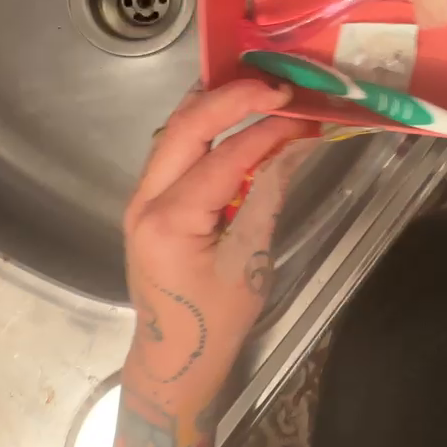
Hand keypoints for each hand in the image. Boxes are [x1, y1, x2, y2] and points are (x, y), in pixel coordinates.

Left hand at [121, 79, 317, 411]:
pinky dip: (206, 123)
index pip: (226, 156)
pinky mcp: (151, 200)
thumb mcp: (252, 260)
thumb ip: (269, 193)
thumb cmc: (216, 319)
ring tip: (258, 87)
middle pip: (186, 126)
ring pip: (175, 129)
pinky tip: (232, 112)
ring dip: (215, 103)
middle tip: (279, 86)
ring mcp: (142, 197)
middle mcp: (146, 200)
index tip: (304, 112)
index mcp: (170, 220)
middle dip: (233, 97)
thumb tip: (296, 142)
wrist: (174, 360)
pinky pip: (175, 147)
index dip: (268, 129)